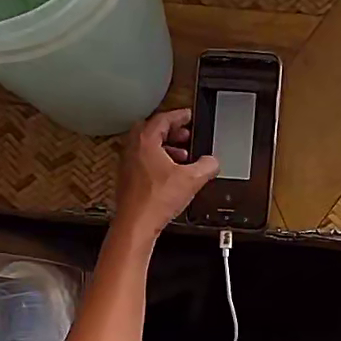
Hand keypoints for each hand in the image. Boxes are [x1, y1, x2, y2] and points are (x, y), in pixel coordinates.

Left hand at [113, 109, 220, 245]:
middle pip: (152, 130)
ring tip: (182, 156)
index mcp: (145, 141)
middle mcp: (133, 149)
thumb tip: (213, 162)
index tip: (187, 116)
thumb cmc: (154, 200)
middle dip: (171, 132)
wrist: (136, 224)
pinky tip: (171, 174)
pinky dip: (157, 161)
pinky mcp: (128, 179)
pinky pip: (143, 162)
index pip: (162, 119)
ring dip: (165, 147)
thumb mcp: (192, 180)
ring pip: (147, 147)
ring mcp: (128, 164)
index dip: (178, 116)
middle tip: (185, 134)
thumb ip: (207, 166)